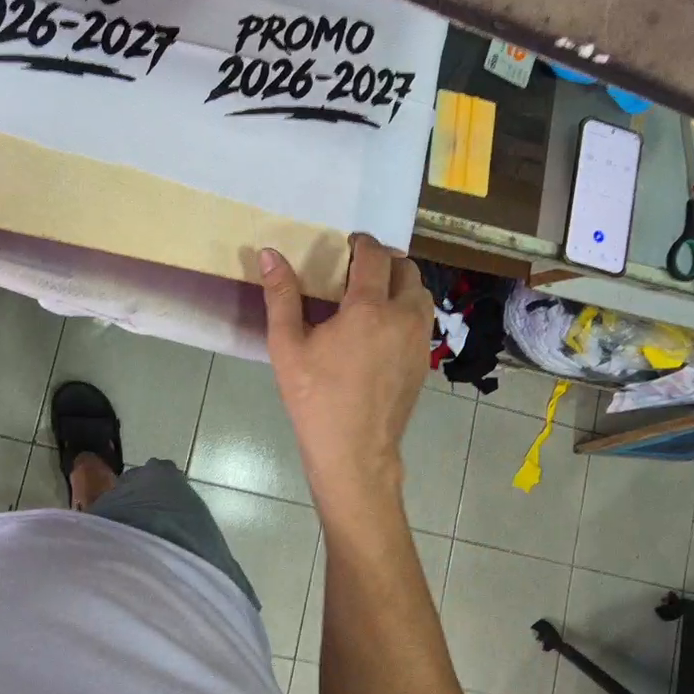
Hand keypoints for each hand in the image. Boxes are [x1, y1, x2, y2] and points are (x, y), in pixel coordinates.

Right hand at [261, 235, 433, 518]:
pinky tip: (382, 328)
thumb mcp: (288, 346)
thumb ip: (281, 295)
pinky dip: (408, 310)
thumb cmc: (315, 399)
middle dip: (386, 261)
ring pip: (421, 295)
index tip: (349, 242)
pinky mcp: (423, 362)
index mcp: (369, 308)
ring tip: (374, 294)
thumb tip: (269, 253)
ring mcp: (419, 341)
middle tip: (360, 267)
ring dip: (401, 284)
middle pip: (407, 270)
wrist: (354, 451)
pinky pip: (422, 321)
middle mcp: (404, 317)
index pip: (374, 257)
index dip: (362, 243)